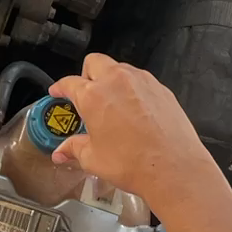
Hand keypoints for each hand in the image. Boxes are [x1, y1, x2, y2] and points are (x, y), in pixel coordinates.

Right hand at [48, 53, 222, 216]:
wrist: (174, 169)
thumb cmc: (132, 163)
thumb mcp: (93, 158)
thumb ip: (74, 148)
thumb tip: (62, 151)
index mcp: (93, 96)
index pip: (69, 82)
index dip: (60, 88)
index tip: (58, 93)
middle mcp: (117, 81)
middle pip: (94, 62)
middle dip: (86, 74)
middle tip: (85, 95)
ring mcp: (142, 82)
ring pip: (119, 68)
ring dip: (110, 79)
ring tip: (111, 103)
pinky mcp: (161, 89)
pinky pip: (140, 80)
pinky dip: (132, 89)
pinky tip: (133, 111)